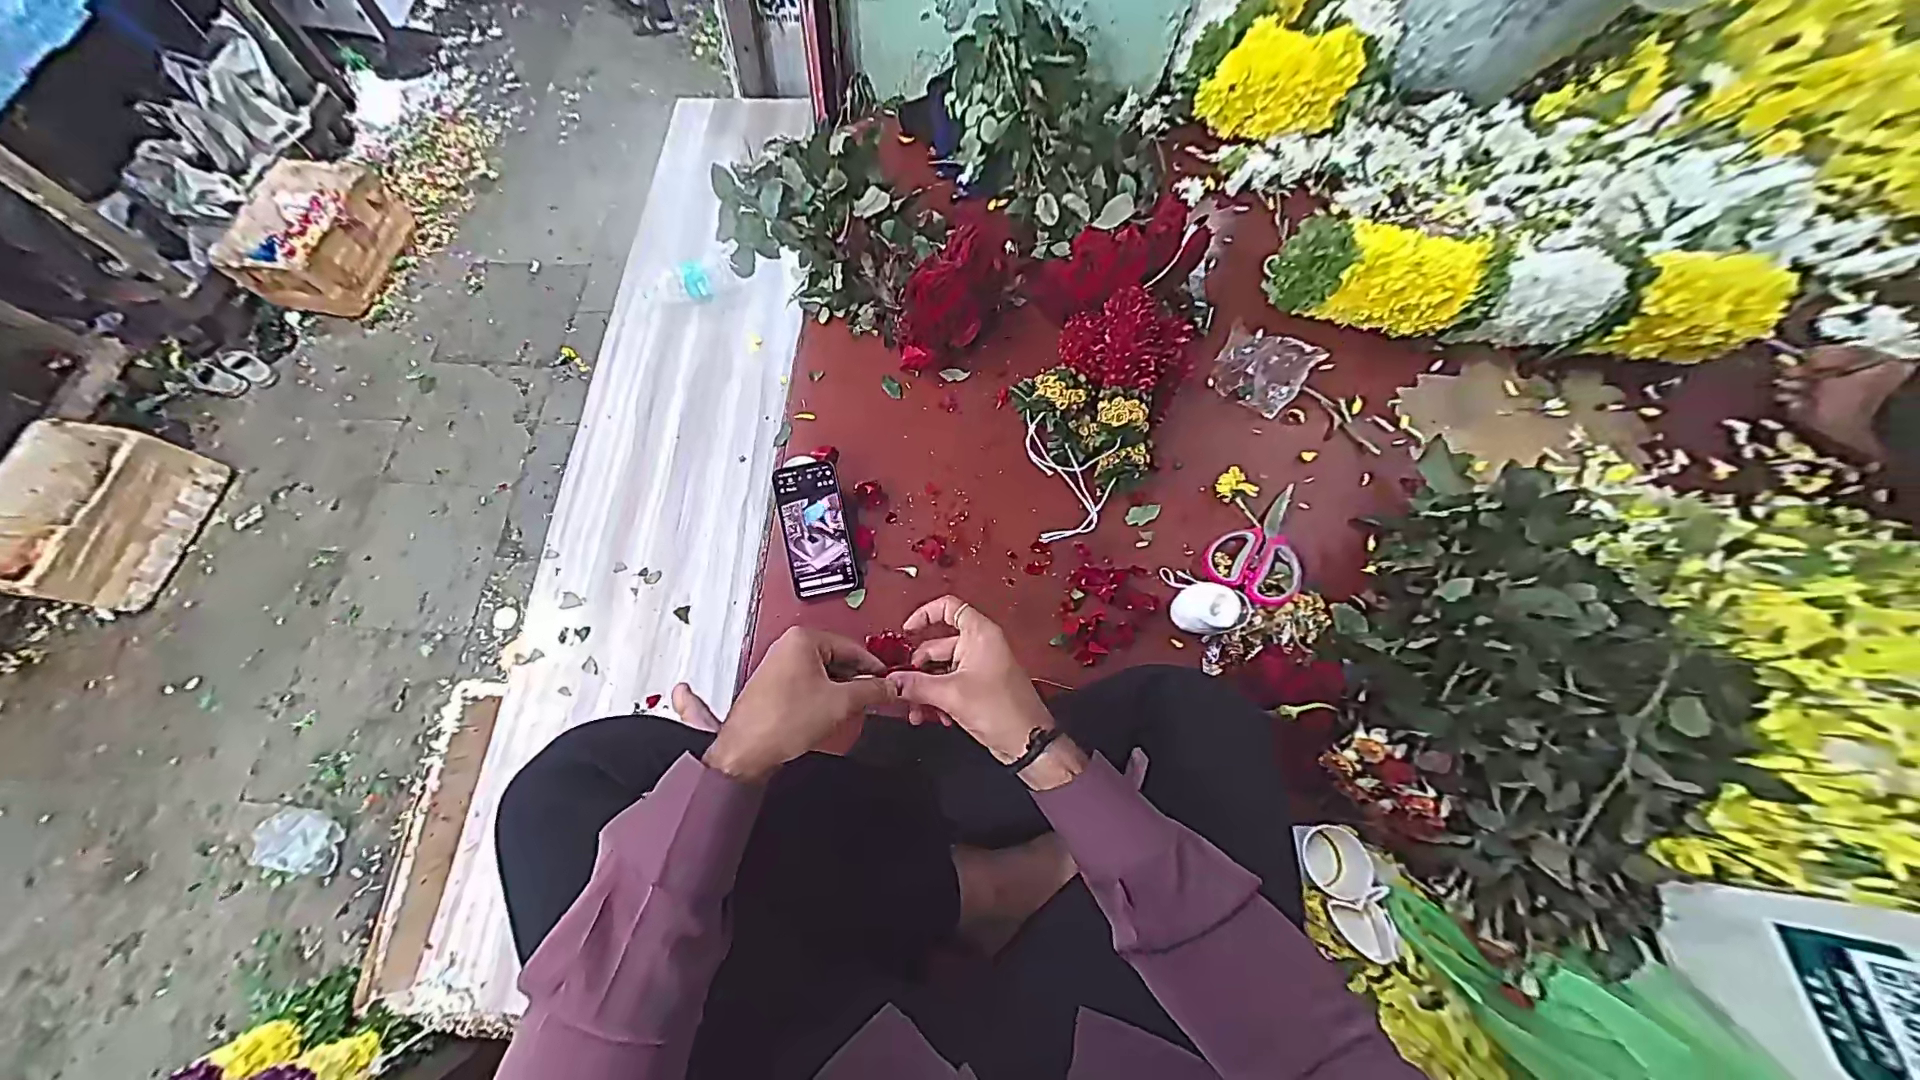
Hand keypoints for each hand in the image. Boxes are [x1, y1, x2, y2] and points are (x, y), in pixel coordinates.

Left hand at [685, 627, 896, 781]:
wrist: (744, 753)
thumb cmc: (778, 722)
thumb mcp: (841, 702)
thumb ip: (871, 690)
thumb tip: (887, 686)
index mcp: (803, 639)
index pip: (852, 648)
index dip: (873, 667)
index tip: (886, 681)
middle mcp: (788, 647)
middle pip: (838, 659)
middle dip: (856, 681)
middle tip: (872, 698)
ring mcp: (779, 666)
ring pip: (824, 674)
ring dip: (841, 691)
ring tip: (850, 709)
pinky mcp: (775, 686)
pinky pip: (809, 685)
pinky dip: (823, 697)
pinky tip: (829, 715)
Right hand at [886, 596, 1055, 763]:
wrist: (1027, 743)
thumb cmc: (1001, 710)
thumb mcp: (951, 695)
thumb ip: (917, 685)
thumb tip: (893, 681)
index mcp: (979, 634)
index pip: (949, 607)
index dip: (924, 614)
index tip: (906, 631)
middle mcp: (979, 645)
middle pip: (937, 645)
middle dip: (918, 668)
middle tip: (902, 687)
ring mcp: (978, 667)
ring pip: (940, 669)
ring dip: (925, 688)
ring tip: (916, 709)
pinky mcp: (977, 687)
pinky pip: (948, 684)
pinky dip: (937, 698)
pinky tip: (933, 717)